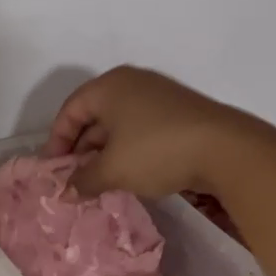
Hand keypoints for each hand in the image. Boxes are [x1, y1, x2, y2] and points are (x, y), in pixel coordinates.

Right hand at [46, 66, 261, 198]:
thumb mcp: (112, 170)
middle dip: (80, 149)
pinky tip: (126, 175)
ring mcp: (156, 97)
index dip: (56, 141)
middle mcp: (131, 84)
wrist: (223, 149)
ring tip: (97, 182)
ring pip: (116, 125)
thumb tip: (66, 192)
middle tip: (73, 179)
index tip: (53, 170)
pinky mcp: (175, 114)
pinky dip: (125, 151)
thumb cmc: (155, 151)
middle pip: (93, 116)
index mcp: (109, 87)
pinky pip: (137, 130)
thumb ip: (83, 180)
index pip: (69, 110)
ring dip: (102, 154)